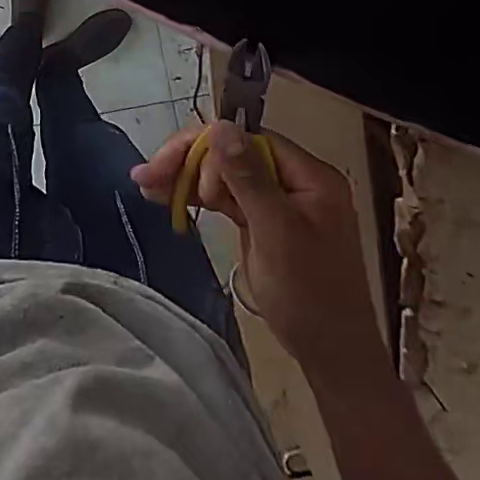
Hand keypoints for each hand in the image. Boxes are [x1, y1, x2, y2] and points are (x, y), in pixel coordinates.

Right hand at [134, 120, 383, 367]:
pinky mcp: (264, 223)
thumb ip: (248, 177)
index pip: (250, 141)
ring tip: (146, 183)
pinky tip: (169, 196)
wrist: (333, 354)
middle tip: (148, 177)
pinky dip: (200, 198)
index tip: (169, 167)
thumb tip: (220, 125)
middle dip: (192, 162)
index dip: (207, 148)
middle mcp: (295, 180)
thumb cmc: (310, 294)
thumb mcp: (276, 232)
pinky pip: (229, 199)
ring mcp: (279, 202)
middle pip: (236, 155)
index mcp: (309, 175)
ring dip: (189, 178)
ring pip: (228, 176)